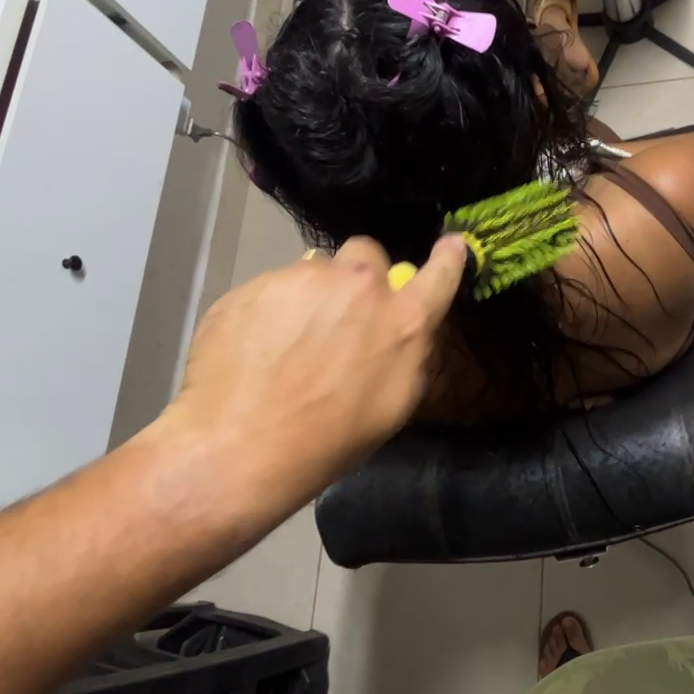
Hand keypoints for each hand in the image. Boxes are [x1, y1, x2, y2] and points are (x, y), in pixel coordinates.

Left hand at [157, 235, 466, 504]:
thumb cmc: (329, 442)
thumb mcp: (393, 405)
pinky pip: (272, 289)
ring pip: (314, 272)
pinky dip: (270, 312)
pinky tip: (255, 351)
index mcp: (402, 321)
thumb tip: (402, 331)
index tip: (451, 245)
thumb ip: (406, 352)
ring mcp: (301, 280)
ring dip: (312, 297)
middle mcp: (358, 287)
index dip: (447, 259)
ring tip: (288, 345)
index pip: (438, 275)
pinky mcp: (253, 285)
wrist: (241, 448)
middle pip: (366, 254)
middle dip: (360, 278)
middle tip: (342, 316)